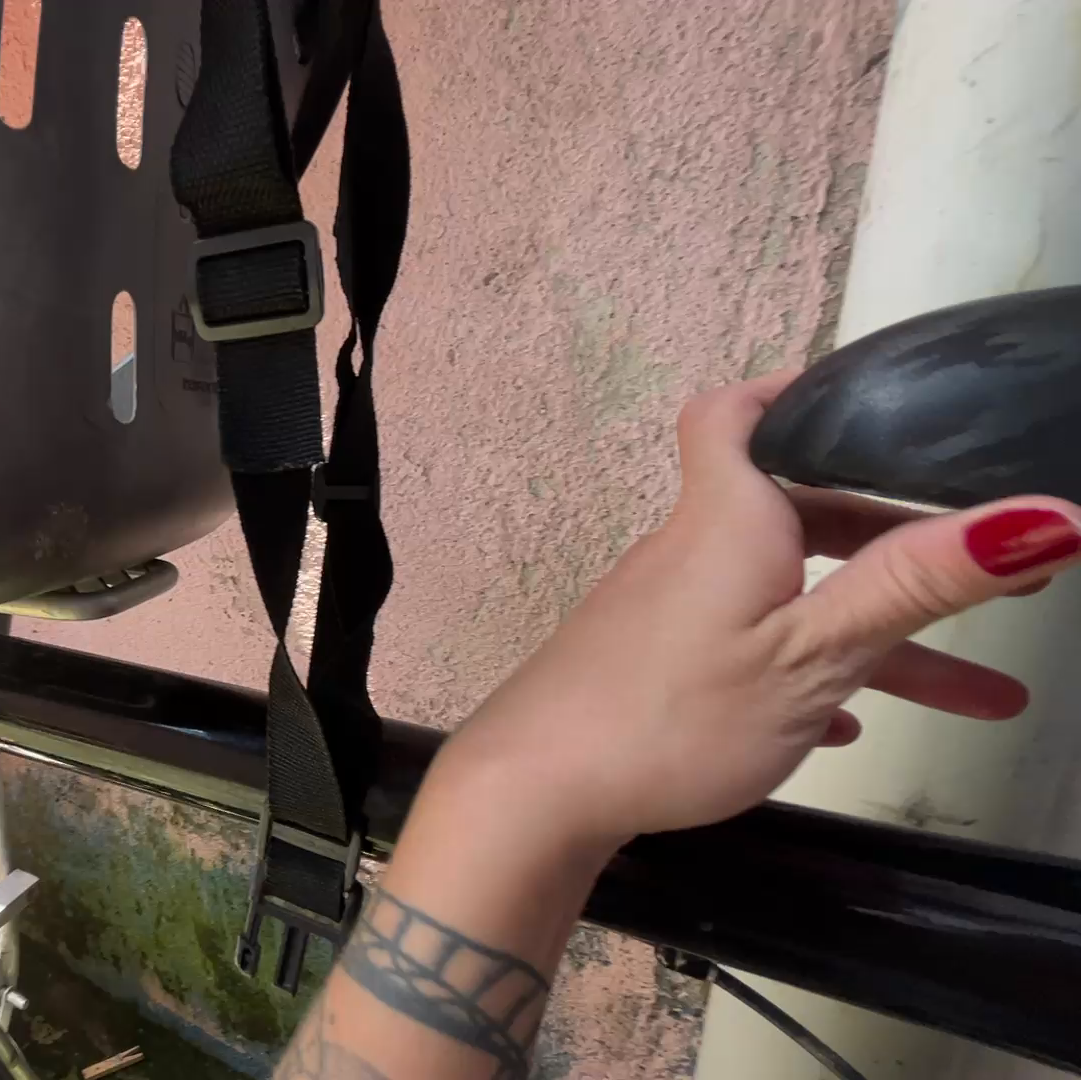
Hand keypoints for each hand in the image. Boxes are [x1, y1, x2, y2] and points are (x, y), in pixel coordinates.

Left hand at [438, 370, 1080, 847]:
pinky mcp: (643, 657)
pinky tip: (839, 724)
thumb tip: (1041, 513)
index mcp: (719, 527)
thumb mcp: (810, 654)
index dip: (788, 392)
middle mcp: (682, 555)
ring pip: (777, 594)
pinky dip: (798, 667)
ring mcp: (658, 608)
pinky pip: (736, 644)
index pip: (728, 420)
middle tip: (994, 580)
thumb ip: (912, 584)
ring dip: (869, 632)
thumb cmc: (671, 717)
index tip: (866, 399)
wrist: (537, 783)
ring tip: (978, 695)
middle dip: (889, 540)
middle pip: (786, 516)